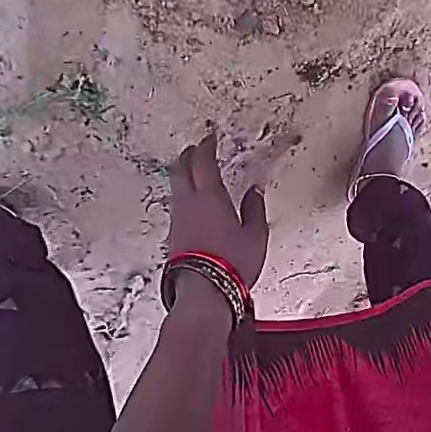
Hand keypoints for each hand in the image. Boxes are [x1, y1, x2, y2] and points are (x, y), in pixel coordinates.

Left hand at [166, 131, 268, 295]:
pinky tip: (191, 200)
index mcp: (210, 196)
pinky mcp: (174, 234)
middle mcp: (190, 203)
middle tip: (196, 148)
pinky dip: (183, 193)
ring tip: (192, 170)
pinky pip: (177, 203)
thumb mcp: (255, 235)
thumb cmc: (231, 264)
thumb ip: (254, 209)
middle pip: (181, 169)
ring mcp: (179, 219)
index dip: (206, 146)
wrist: (204, 292)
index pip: (203, 162)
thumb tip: (255, 192)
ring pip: (176, 186)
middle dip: (188, 155)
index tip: (209, 139)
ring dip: (183, 173)